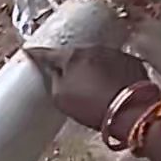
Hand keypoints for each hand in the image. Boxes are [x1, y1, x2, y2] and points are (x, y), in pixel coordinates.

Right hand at [24, 46, 152, 130]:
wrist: (131, 111)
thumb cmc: (91, 106)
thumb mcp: (61, 99)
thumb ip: (53, 81)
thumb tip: (53, 71)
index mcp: (71, 57)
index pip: (47, 53)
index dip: (36, 54)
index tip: (27, 52)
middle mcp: (92, 48)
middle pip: (75, 55)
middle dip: (71, 64)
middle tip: (68, 79)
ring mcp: (114, 52)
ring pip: (97, 58)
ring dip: (92, 68)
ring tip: (94, 86)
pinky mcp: (132, 61)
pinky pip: (115, 64)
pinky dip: (111, 72)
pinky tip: (113, 87)